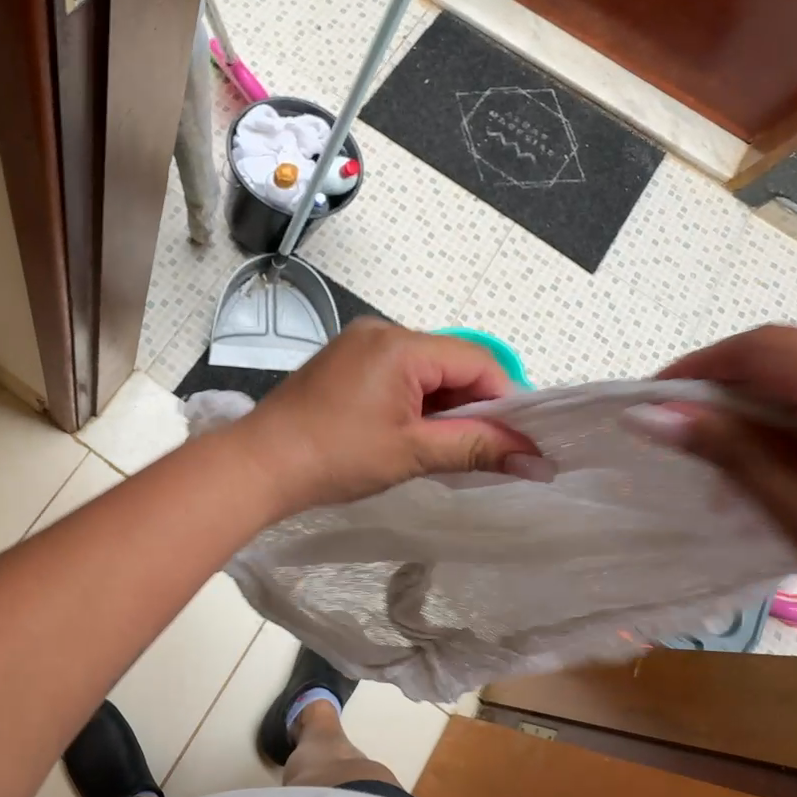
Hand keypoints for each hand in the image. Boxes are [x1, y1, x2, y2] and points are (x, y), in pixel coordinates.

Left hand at [226, 319, 536, 513]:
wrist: (259, 464)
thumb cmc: (334, 456)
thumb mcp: (412, 454)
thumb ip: (478, 448)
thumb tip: (538, 459)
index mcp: (399, 344)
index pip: (477, 361)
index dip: (503, 402)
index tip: (515, 443)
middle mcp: (379, 332)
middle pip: (451, 363)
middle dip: (470, 407)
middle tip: (476, 452)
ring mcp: (357, 345)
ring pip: (423, 371)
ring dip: (440, 408)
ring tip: (438, 450)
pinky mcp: (342, 363)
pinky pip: (395, 375)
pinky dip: (412, 403)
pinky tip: (408, 436)